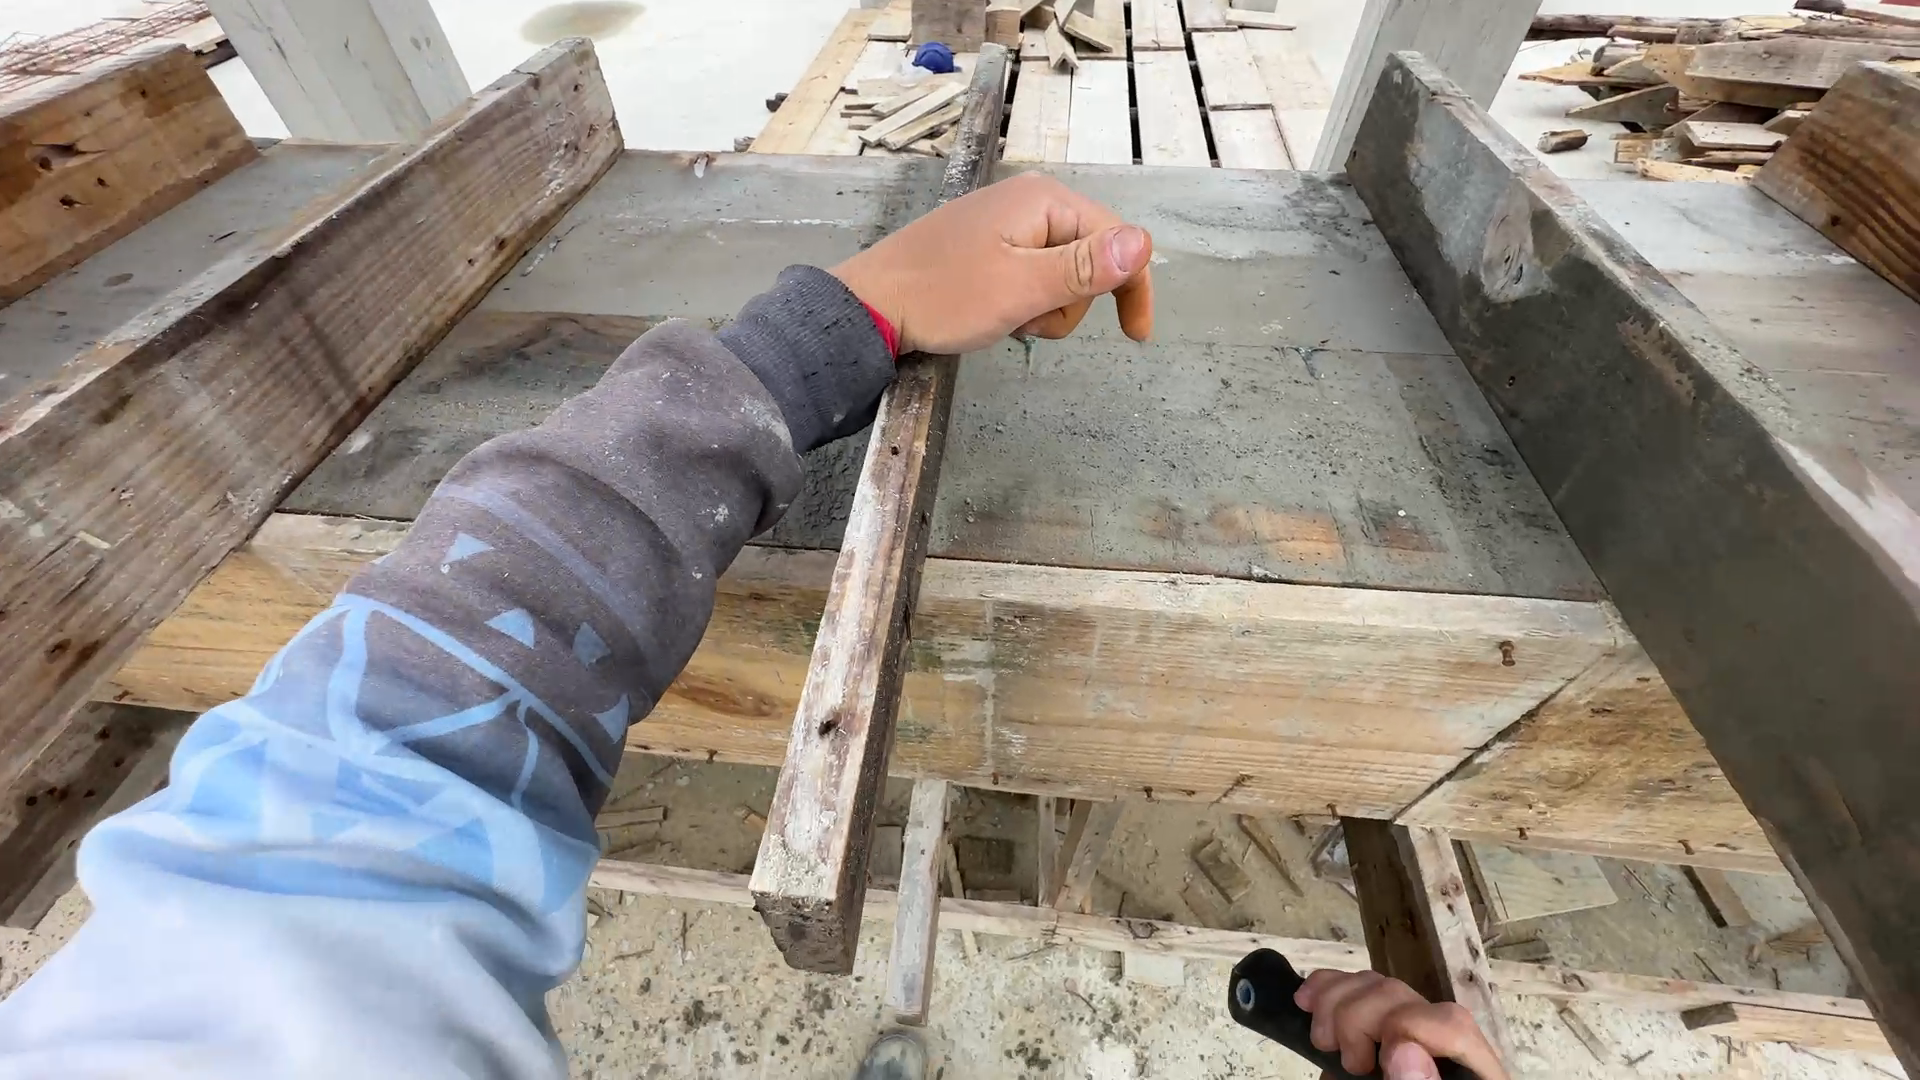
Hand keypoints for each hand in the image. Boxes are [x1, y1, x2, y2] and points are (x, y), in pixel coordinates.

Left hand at [830, 172, 1154, 354]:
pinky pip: (1028, 279)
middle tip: (1027, 321)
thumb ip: (1083, 268)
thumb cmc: (945, 297)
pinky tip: (993, 315)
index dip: (1131, 287)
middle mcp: (1030, 203)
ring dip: (1043, 309)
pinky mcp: (988, 249)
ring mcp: (1006, 226)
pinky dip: (1022, 304)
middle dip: (1068, 303)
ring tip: (1006, 319)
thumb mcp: (1021, 288)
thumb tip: (1145, 243)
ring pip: (1058, 276)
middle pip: (1087, 259)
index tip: (1134, 337)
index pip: (1115, 238)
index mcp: (1044, 201)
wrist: (873, 306)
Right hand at [1295, 970, 1508, 1079]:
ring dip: (1335, 1002)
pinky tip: (1306, 1001)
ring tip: (1322, 1040)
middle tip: (1340, 1059)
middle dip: (1356, 1017)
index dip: (1405, 1027)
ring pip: (1377, 985)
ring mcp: (1414, 1041)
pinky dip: (1327, 988)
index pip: (1451, 1026)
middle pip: (1404, 998)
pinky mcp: (1380, 1035)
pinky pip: (1357, 988)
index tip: (1365, 1064)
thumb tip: (1406, 1050)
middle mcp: (1449, 1055)